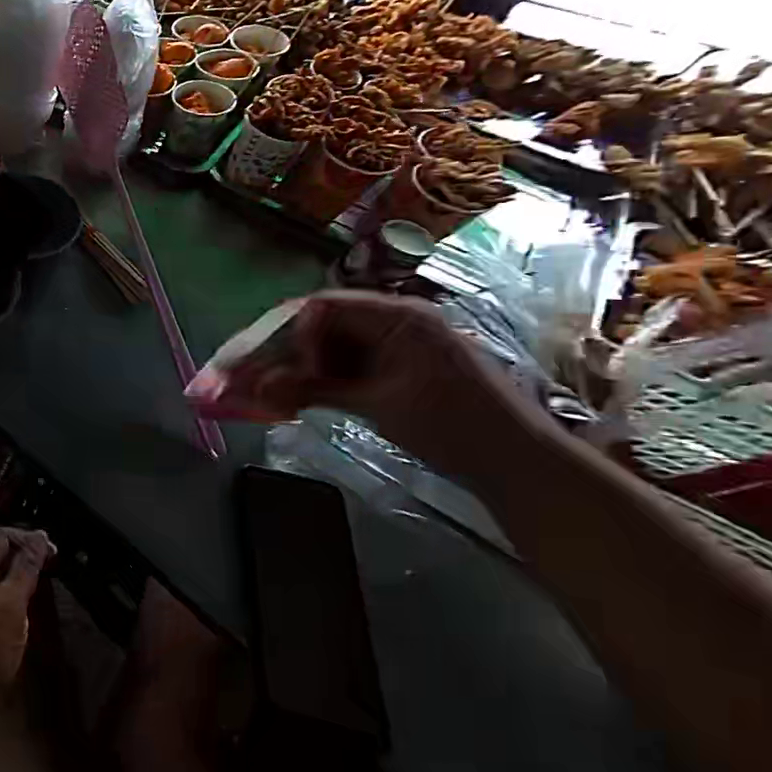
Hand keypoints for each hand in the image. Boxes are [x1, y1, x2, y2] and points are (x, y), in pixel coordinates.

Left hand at [0, 527, 54, 716]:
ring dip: (22, 569)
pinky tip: (29, 595)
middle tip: (53, 563)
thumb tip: (41, 537)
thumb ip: (27, 566)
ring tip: (46, 576)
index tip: (54, 551)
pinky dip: (14, 585)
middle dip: (27, 552)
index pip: (3, 536)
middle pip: (0, 550)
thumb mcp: (13, 602)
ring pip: (0, 568)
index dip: (29, 538)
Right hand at [210, 292, 493, 468]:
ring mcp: (399, 345)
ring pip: (332, 347)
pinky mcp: (400, 369)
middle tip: (250, 377)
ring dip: (301, 369)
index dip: (289, 334)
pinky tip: (300, 398)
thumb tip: (257, 387)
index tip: (268, 367)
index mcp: (396, 315)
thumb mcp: (378, 405)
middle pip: (323, 326)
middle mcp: (395, 320)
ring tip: (270, 394)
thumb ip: (314, 390)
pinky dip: (323, 381)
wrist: (520, 465)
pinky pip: (350, 366)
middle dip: (285, 352)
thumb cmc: (454, 426)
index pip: (324, 307)